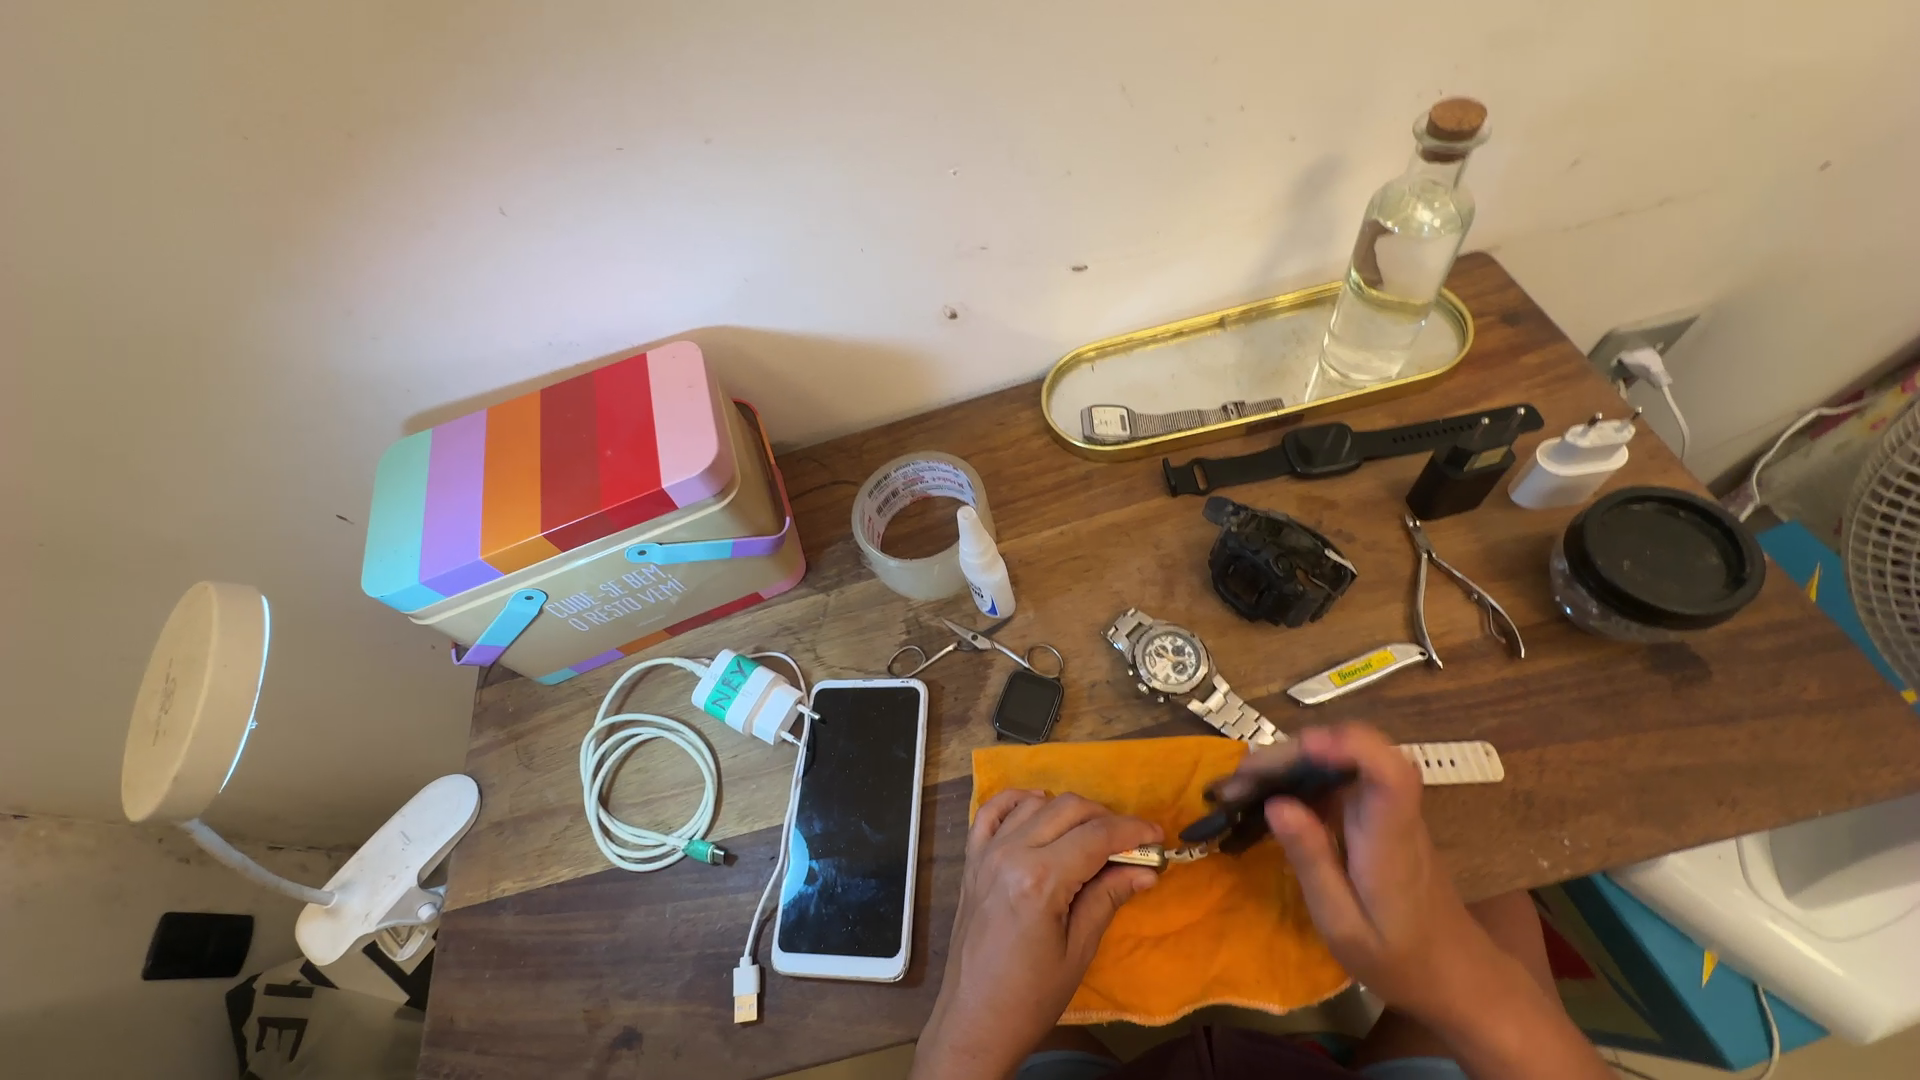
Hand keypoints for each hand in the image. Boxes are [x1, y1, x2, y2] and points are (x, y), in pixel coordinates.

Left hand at [912, 791, 1159, 1079]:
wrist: (974, 1020)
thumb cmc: (1031, 996)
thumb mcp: (1079, 950)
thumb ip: (1108, 898)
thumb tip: (1146, 870)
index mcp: (1040, 879)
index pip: (1096, 836)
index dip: (1132, 831)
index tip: (1156, 836)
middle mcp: (1010, 853)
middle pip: (1068, 809)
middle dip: (1106, 818)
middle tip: (1130, 844)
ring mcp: (986, 852)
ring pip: (1036, 803)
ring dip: (1069, 811)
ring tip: (1092, 837)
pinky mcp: (972, 858)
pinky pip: (993, 810)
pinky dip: (1019, 801)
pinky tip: (1039, 809)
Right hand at [1216, 724, 1493, 1024]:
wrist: (1454, 973)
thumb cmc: (1399, 958)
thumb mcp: (1343, 926)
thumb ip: (1312, 863)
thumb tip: (1275, 804)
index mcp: (1390, 836)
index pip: (1389, 770)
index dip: (1349, 745)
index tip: (1302, 748)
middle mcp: (1390, 808)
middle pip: (1347, 750)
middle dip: (1285, 756)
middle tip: (1234, 785)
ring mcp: (1381, 806)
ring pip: (1333, 757)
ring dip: (1282, 764)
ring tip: (1237, 790)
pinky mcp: (1370, 811)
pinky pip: (1330, 777)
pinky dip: (1291, 778)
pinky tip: (1262, 798)